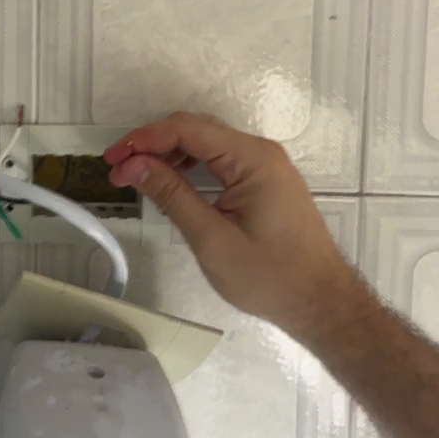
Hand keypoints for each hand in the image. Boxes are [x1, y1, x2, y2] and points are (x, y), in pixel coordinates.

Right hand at [104, 111, 369, 339]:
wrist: (326, 308)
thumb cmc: (272, 278)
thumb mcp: (212, 239)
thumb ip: (171, 195)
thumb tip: (133, 164)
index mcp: (252, 158)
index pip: (187, 130)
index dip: (144, 139)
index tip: (112, 159)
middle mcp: (260, 152)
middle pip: (195, 130)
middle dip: (152, 145)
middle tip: (118, 168)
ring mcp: (264, 165)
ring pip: (205, 143)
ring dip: (168, 154)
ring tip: (137, 175)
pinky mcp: (264, 180)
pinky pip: (219, 159)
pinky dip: (189, 165)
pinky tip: (169, 181)